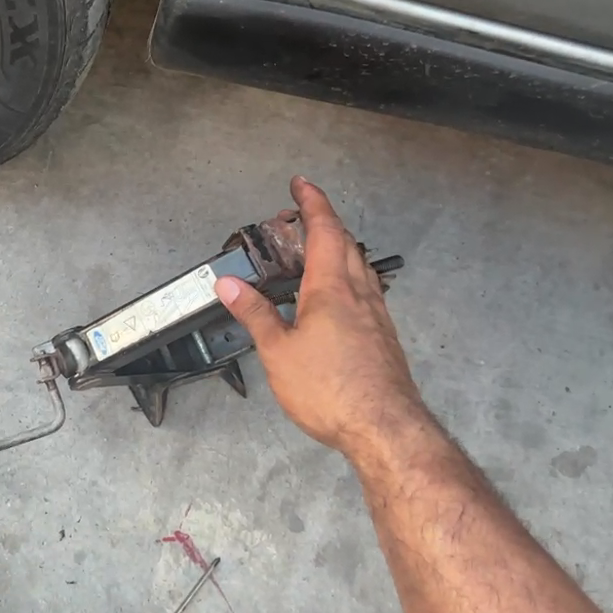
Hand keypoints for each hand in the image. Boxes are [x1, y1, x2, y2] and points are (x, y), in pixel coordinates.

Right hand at [213, 177, 429, 457]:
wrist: (384, 428)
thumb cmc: (329, 389)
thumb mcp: (277, 351)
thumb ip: (254, 313)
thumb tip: (228, 284)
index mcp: (332, 290)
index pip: (324, 231)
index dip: (312, 203)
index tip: (300, 184)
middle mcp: (360, 295)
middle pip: (345, 244)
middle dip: (323, 222)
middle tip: (297, 219)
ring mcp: (376, 316)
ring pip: (359, 267)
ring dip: (337, 248)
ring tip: (314, 251)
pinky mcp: (383, 337)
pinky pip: (366, 290)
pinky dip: (347, 276)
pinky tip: (336, 296)